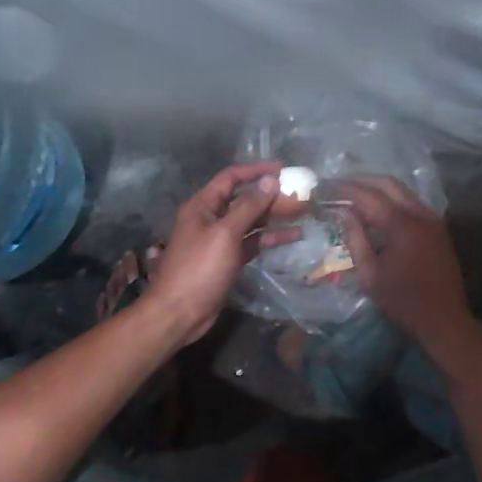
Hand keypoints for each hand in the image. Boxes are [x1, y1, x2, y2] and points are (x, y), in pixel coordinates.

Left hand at [141, 163, 298, 341]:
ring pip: (251, 220)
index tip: (283, 169)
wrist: (179, 312)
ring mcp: (220, 239)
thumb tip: (270, 181)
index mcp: (203, 206)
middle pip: (244, 199)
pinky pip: (253, 241)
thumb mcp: (225, 233)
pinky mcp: (229, 258)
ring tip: (302, 212)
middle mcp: (211, 218)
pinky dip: (271, 238)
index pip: (231, 178)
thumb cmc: (199, 268)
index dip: (256, 170)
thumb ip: (249, 206)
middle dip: (270, 195)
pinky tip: (293, 236)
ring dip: (274, 216)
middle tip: (298, 193)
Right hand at [335, 178, 480, 359]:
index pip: (369, 195)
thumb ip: (355, 239)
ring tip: (353, 196)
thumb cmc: (403, 301)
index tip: (325, 186)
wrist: (444, 319)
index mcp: (403, 225)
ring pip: (403, 191)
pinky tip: (376, 211)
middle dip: (362, 181)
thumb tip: (342, 211)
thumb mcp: (370, 274)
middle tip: (338, 187)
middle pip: (389, 183)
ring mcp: (433, 218)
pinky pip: (412, 203)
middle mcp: (421, 213)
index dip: (345, 188)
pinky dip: (392, 200)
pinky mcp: (438, 226)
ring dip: (378, 189)